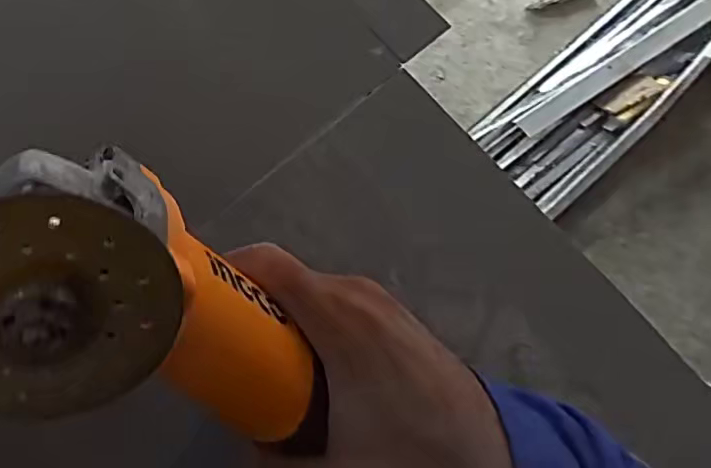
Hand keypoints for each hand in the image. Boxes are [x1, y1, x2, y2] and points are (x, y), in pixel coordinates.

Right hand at [229, 244, 510, 467]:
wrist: (503, 458)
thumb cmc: (414, 454)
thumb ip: (277, 461)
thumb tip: (245, 448)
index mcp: (337, 315)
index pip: (266, 262)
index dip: (228, 270)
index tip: (206, 301)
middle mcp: (354, 292)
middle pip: (283, 277)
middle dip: (252, 306)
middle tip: (235, 348)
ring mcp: (376, 298)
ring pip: (309, 289)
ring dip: (284, 316)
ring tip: (275, 366)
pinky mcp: (391, 312)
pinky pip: (335, 301)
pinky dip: (313, 320)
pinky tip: (320, 369)